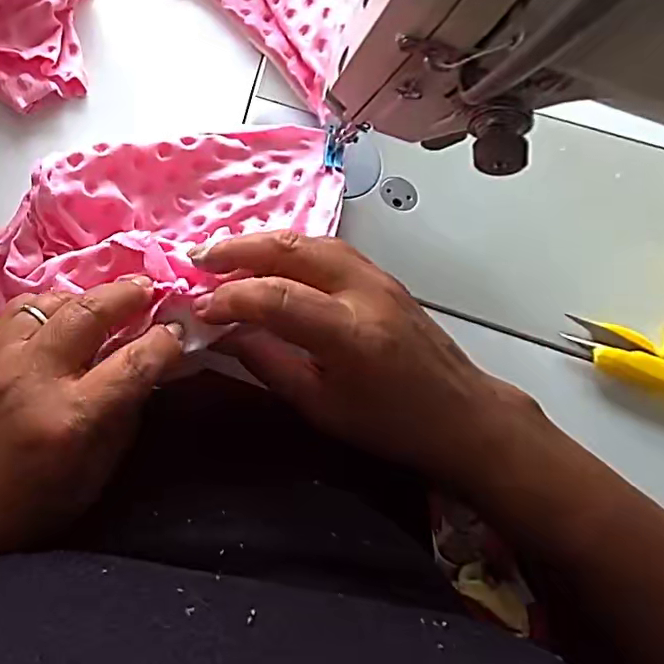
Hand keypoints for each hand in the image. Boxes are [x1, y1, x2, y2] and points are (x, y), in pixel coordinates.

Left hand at [0, 277, 183, 585]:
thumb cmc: (16, 512)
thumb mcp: (86, 482)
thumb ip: (120, 421)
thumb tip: (146, 373)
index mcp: (68, 420)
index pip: (133, 363)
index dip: (164, 342)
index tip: (176, 332)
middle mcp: (35, 376)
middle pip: (92, 312)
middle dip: (129, 294)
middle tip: (149, 288)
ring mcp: (1, 356)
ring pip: (55, 301)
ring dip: (89, 296)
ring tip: (109, 299)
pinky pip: (23, 308)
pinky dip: (51, 304)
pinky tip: (62, 313)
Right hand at [192, 231, 537, 488]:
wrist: (464, 416)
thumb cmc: (392, 424)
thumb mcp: (322, 407)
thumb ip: (269, 364)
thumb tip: (225, 334)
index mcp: (350, 334)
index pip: (277, 297)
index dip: (231, 298)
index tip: (200, 308)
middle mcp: (364, 291)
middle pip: (291, 249)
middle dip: (238, 250)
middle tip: (199, 259)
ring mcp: (376, 276)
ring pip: (308, 239)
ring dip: (260, 242)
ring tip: (224, 254)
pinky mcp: (380, 273)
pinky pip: (324, 246)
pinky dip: (286, 246)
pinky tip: (266, 257)